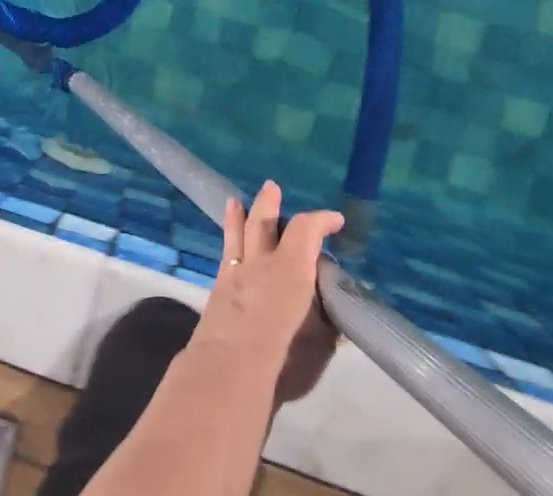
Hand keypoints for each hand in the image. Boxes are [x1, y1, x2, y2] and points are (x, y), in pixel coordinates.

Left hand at [194, 181, 343, 403]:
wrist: (230, 364)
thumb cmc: (282, 356)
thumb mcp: (316, 342)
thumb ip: (324, 326)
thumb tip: (332, 323)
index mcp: (292, 269)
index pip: (307, 230)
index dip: (322, 220)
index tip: (335, 220)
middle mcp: (263, 262)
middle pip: (265, 222)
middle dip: (271, 204)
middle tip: (272, 187)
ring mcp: (236, 271)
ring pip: (238, 233)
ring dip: (241, 216)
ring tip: (237, 201)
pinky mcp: (218, 285)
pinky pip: (225, 253)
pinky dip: (228, 239)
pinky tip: (227, 241)